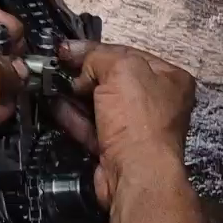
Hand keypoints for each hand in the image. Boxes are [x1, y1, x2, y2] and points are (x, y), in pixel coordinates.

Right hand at [50, 40, 195, 208]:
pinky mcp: (117, 149)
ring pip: (101, 104)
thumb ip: (99, 56)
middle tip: (58, 66)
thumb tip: (82, 69)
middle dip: (85, 73)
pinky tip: (54, 104)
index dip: (98, 49)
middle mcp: (159, 103)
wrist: (136, 173)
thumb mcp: (121, 68)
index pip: (130, 54)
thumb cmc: (137, 116)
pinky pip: (93, 127)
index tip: (68, 49)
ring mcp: (137, 128)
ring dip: (76, 94)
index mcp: (171, 79)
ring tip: (51, 81)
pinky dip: (74, 116)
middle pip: (115, 79)